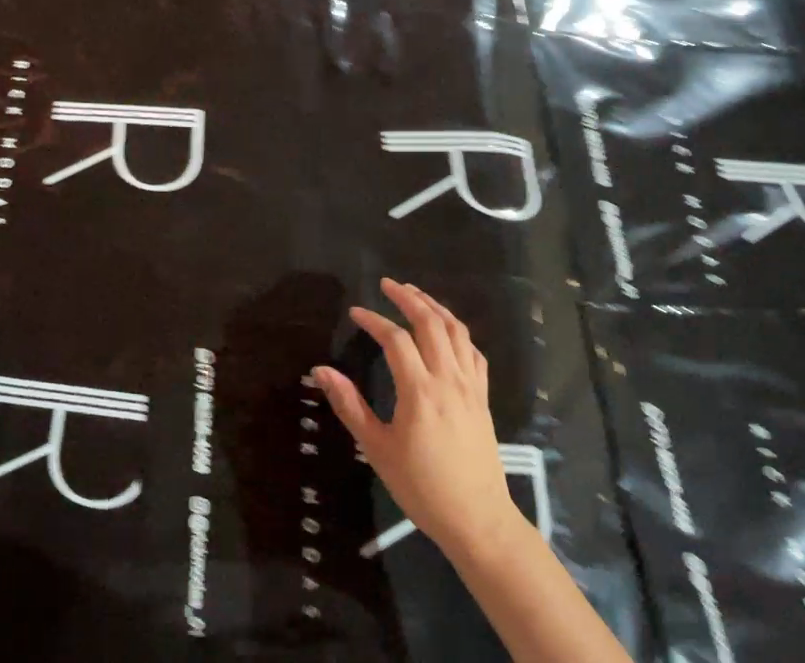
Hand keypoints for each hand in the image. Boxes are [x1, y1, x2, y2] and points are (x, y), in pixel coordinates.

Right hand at [312, 279, 520, 556]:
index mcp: (420, 390)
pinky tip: (447, 332)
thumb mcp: (377, 448)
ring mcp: (471, 388)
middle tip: (387, 284)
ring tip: (416, 295)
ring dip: (436, 307)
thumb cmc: (421, 486)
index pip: (396, 339)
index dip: (374, 320)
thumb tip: (321, 370)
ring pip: (457, 332)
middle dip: (409, 298)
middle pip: (432, 323)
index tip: (355, 313)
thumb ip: (350, 405)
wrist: (477, 519)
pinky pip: (473, 353)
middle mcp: (448, 380)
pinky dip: (458, 333)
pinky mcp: (483, 399)